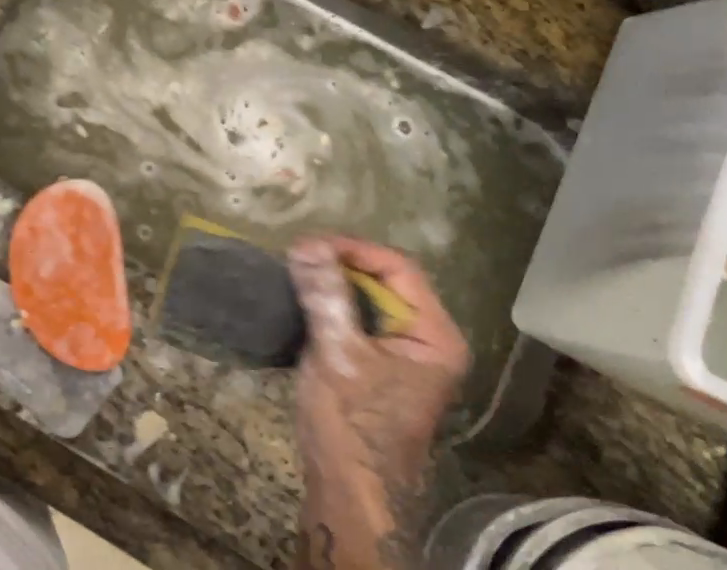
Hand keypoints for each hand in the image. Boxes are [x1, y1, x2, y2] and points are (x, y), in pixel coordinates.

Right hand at [288, 235, 468, 569]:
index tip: (304, 245)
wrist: (350, 482)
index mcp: (434, 335)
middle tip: (294, 257)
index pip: (398, 268)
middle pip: (384, 281)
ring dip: (330, 283)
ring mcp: (402, 353)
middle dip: (339, 263)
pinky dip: (328, 304)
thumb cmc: (352, 418)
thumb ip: (326, 297)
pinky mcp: (376, 364)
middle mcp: (426, 339)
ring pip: (367, 299)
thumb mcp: (336, 352)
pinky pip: (356, 318)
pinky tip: (299, 302)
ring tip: (291, 274)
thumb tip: (305, 245)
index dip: (352, 250)